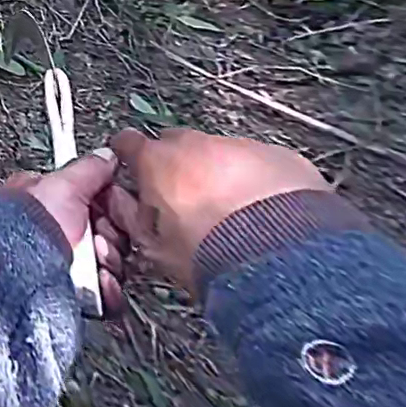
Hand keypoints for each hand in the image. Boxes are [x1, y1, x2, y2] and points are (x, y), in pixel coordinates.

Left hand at [6, 149, 128, 315]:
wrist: (15, 265)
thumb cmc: (31, 219)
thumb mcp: (62, 184)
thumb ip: (88, 170)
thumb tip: (107, 155)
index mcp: (52, 200)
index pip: (97, 203)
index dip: (112, 208)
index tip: (114, 209)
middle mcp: (59, 231)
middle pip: (110, 236)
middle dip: (113, 237)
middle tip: (102, 237)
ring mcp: (66, 263)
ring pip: (113, 266)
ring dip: (113, 263)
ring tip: (98, 259)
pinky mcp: (74, 295)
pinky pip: (107, 298)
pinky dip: (110, 292)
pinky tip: (103, 282)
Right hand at [105, 128, 330, 294]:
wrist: (286, 263)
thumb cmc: (213, 256)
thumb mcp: (156, 247)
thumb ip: (130, 215)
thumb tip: (119, 200)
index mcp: (155, 160)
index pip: (128, 142)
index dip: (131, 157)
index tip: (138, 171)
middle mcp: (192, 144)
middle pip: (177, 146)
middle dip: (180, 167)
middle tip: (193, 202)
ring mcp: (237, 146)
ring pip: (221, 154)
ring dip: (223, 175)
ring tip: (240, 215)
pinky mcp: (280, 157)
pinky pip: (264, 165)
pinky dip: (262, 183)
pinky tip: (271, 215)